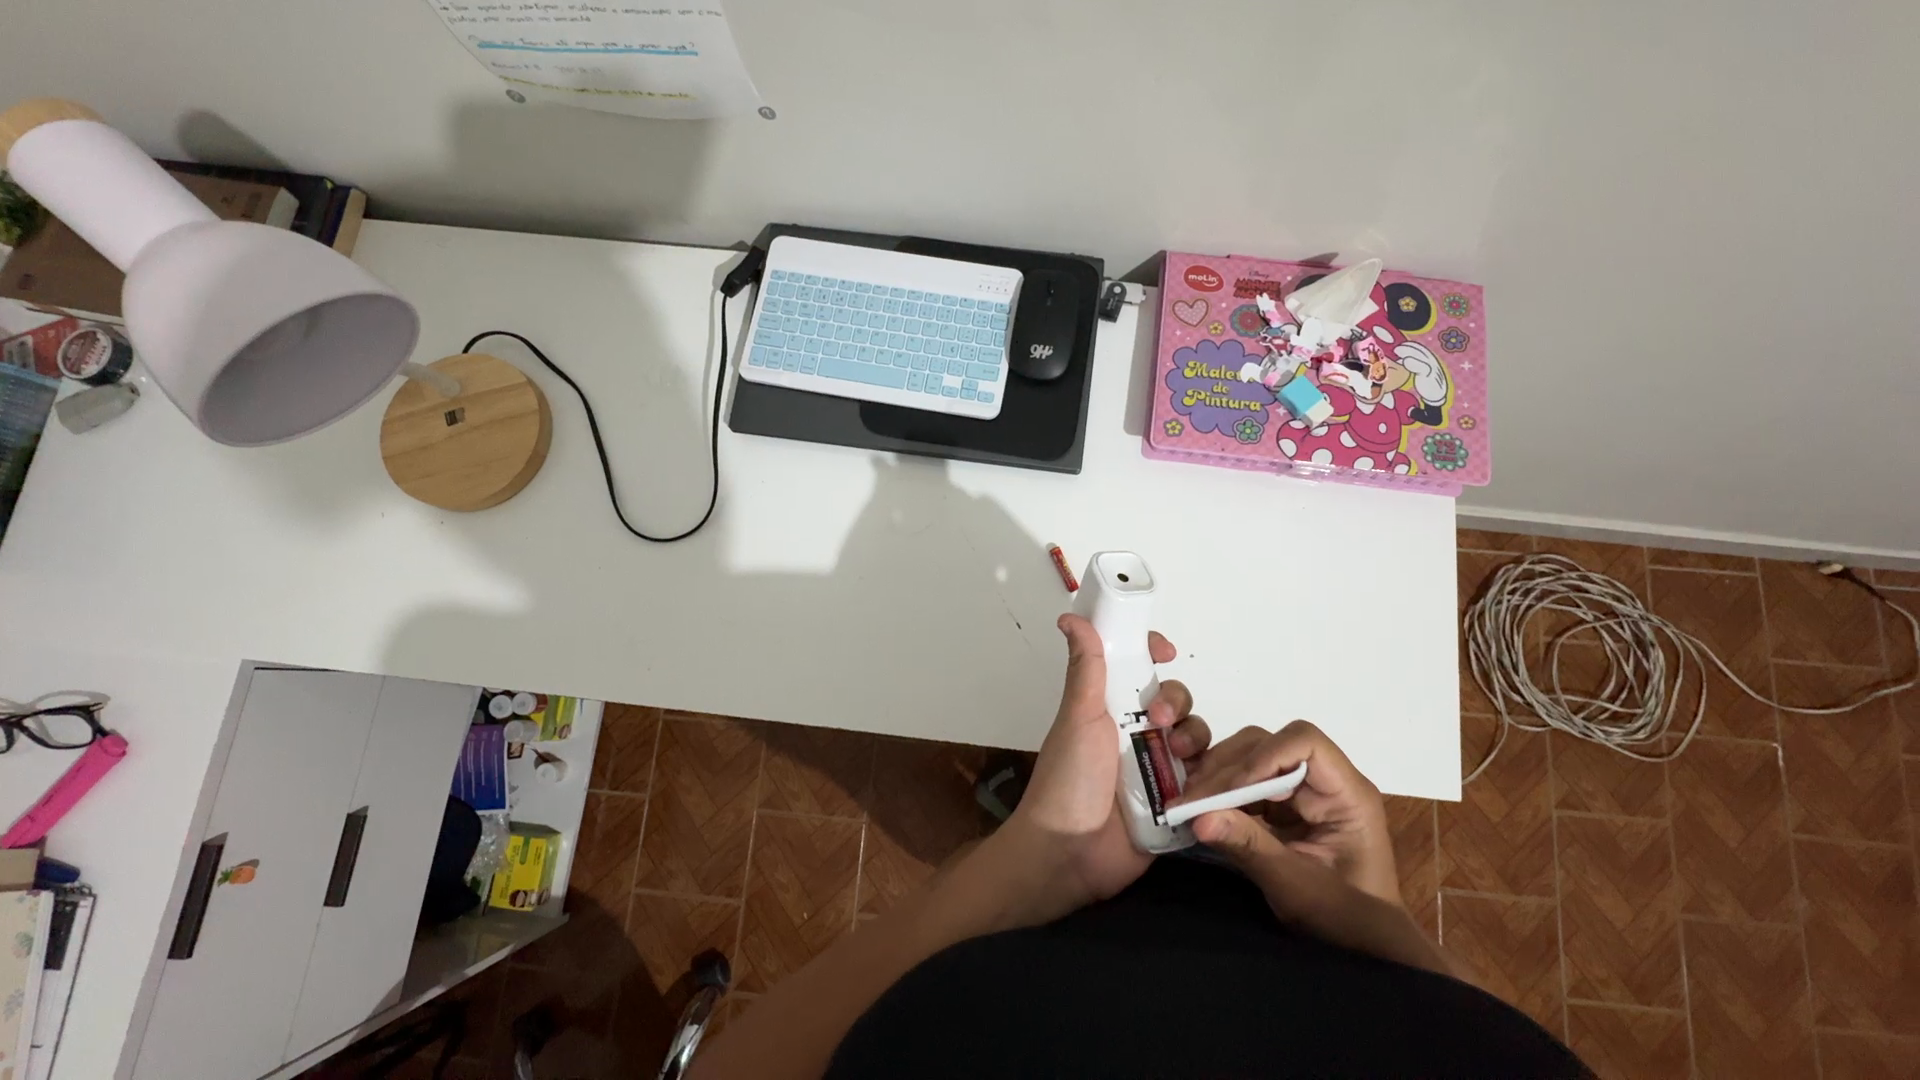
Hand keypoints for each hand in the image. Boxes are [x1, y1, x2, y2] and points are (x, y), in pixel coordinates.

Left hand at [975, 614, 1210, 925]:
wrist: (1071, 854)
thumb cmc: (1068, 781)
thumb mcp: (1077, 718)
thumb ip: (1085, 669)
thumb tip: (1071, 618)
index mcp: (1109, 709)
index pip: (1139, 669)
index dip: (1155, 653)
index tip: (1165, 651)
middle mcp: (1136, 734)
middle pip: (1177, 700)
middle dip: (1177, 703)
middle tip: (1159, 722)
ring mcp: (1158, 769)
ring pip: (1197, 736)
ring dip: (1194, 739)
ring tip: (1176, 759)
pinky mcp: (1178, 803)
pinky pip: (1209, 778)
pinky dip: (1212, 775)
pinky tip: (1201, 783)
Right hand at [1177, 720, 1398, 907]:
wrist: (1365, 952)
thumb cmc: (1346, 922)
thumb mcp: (1296, 888)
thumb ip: (1249, 847)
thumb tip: (1198, 819)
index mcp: (1347, 794)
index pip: (1304, 742)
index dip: (1264, 756)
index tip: (1231, 789)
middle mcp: (1325, 782)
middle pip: (1270, 744)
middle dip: (1228, 768)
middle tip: (1192, 799)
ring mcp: (1304, 793)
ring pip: (1252, 758)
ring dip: (1219, 778)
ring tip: (1190, 804)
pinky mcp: (1285, 808)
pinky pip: (1247, 784)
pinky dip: (1222, 794)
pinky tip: (1201, 811)